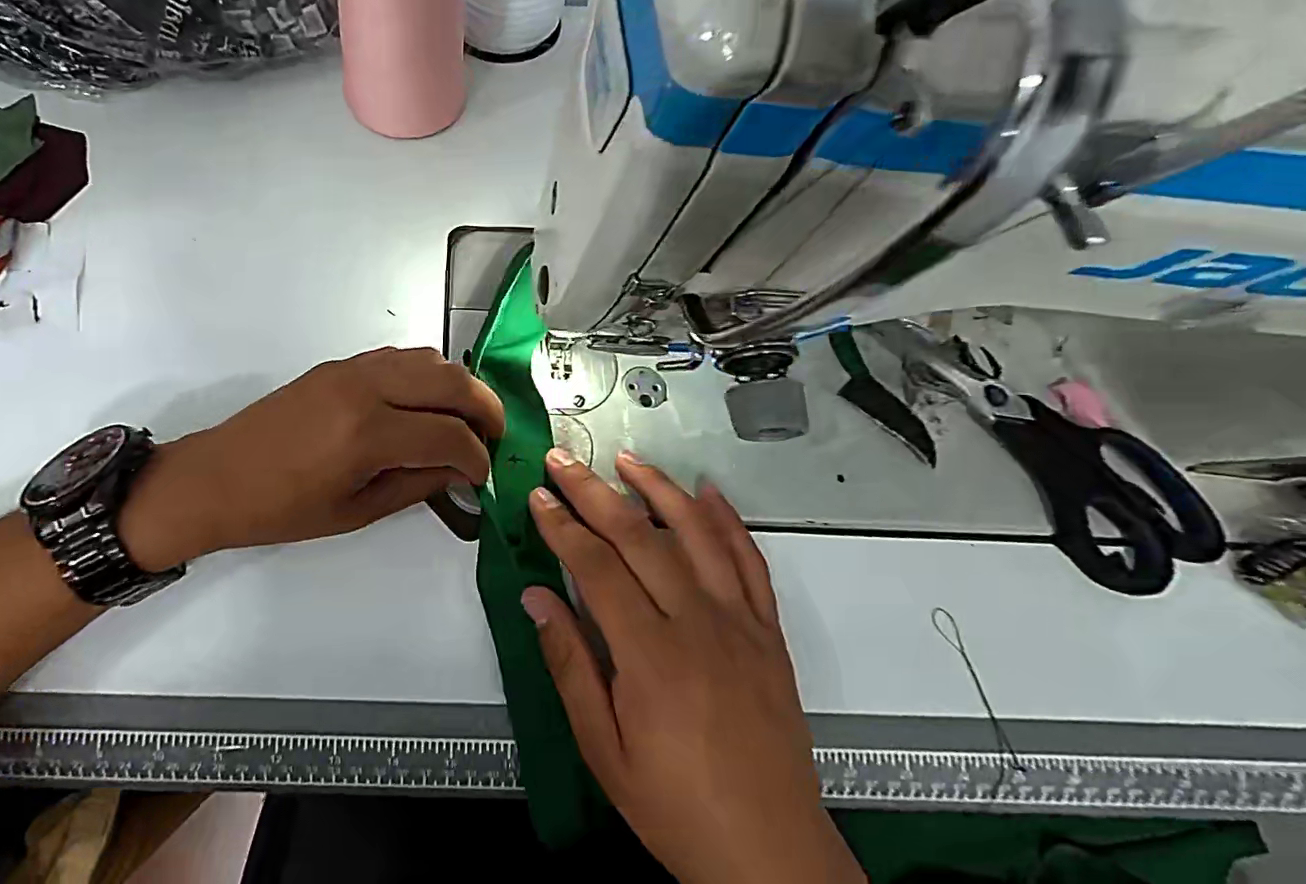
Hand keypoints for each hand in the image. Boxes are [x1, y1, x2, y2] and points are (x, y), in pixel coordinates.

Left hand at [119, 347, 504, 569]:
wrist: (214, 478)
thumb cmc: (280, 509)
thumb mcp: (355, 510)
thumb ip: (416, 485)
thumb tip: (459, 472)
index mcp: (368, 435)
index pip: (449, 436)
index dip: (477, 458)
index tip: (483, 476)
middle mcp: (366, 389)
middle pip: (451, 382)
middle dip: (486, 409)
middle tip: (494, 437)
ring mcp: (351, 370)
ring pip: (429, 360)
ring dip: (458, 386)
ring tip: (466, 419)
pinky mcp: (339, 365)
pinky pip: (400, 357)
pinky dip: (427, 375)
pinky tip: (427, 403)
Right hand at [523, 449, 863, 883]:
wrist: (768, 850)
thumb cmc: (676, 806)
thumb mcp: (602, 748)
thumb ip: (569, 664)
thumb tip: (537, 598)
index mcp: (650, 656)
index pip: (596, 567)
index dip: (562, 526)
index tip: (539, 497)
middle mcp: (697, 624)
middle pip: (639, 537)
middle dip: (594, 492)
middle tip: (564, 460)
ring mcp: (739, 622)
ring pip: (697, 534)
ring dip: (660, 488)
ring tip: (628, 460)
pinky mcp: (768, 631)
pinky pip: (750, 561)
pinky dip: (729, 521)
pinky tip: (710, 493)